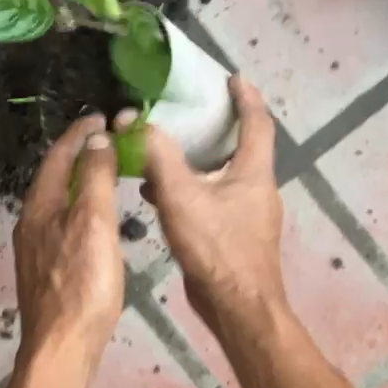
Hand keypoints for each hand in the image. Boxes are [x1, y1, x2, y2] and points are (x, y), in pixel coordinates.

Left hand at [12, 115, 124, 373]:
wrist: (60, 348)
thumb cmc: (82, 284)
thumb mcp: (94, 224)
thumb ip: (95, 180)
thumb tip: (94, 138)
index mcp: (39, 205)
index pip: (57, 156)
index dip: (78, 134)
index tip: (99, 117)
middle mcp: (30, 220)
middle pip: (53, 176)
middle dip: (77, 153)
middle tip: (105, 140)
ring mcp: (34, 246)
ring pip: (56, 199)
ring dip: (78, 180)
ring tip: (104, 172)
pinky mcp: (45, 269)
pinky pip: (60, 221)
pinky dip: (78, 206)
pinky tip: (94, 219)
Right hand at [138, 76, 286, 330]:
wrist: (238, 310)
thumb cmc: (216, 248)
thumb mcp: (180, 194)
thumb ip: (156, 154)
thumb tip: (130, 119)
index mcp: (253, 173)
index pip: (256, 124)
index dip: (246, 98)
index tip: (233, 77)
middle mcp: (255, 189)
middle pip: (240, 146)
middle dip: (215, 124)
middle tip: (187, 106)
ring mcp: (245, 214)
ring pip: (220, 173)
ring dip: (194, 156)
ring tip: (161, 143)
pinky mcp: (230, 234)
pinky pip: (208, 196)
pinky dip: (185, 184)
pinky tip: (153, 190)